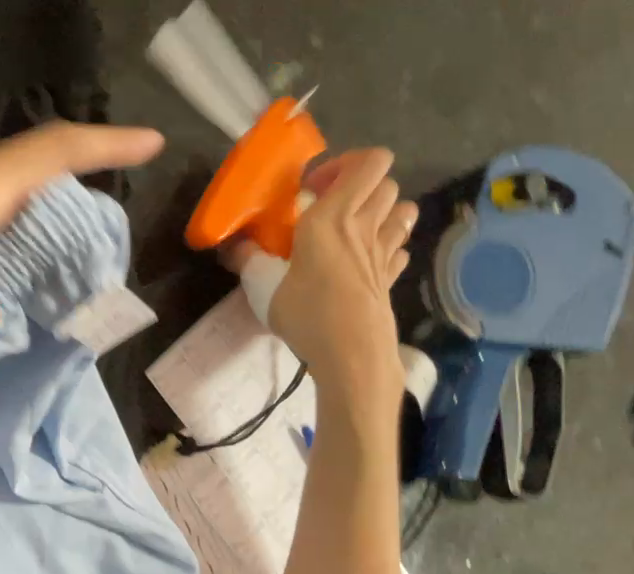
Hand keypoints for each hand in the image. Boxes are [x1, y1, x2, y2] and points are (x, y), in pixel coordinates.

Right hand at [235, 148, 417, 409]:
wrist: (350, 350)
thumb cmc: (306, 311)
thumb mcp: (263, 286)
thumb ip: (248, 260)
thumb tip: (231, 246)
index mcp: (333, 217)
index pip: (368, 163)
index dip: (344, 164)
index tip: (313, 189)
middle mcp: (364, 226)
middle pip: (385, 182)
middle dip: (360, 187)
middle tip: (329, 208)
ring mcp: (384, 250)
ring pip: (401, 209)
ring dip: (382, 211)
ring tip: (354, 229)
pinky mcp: (391, 276)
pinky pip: (399, 246)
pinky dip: (387, 246)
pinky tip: (367, 261)